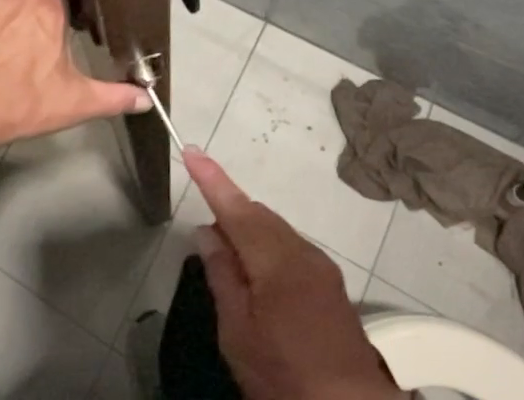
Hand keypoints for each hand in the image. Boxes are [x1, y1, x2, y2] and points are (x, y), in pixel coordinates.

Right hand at [184, 147, 402, 399]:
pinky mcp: (331, 286)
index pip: (236, 208)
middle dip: (229, 208)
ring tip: (224, 253)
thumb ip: (222, 275)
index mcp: (276, 260)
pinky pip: (291, 248)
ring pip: (276, 230)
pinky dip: (267, 246)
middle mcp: (303, 253)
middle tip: (202, 227)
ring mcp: (322, 268)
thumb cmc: (284, 373)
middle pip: (259, 215)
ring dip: (248, 229)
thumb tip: (209, 232)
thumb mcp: (238, 332)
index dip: (211, 178)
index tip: (191, 150)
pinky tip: (256, 273)